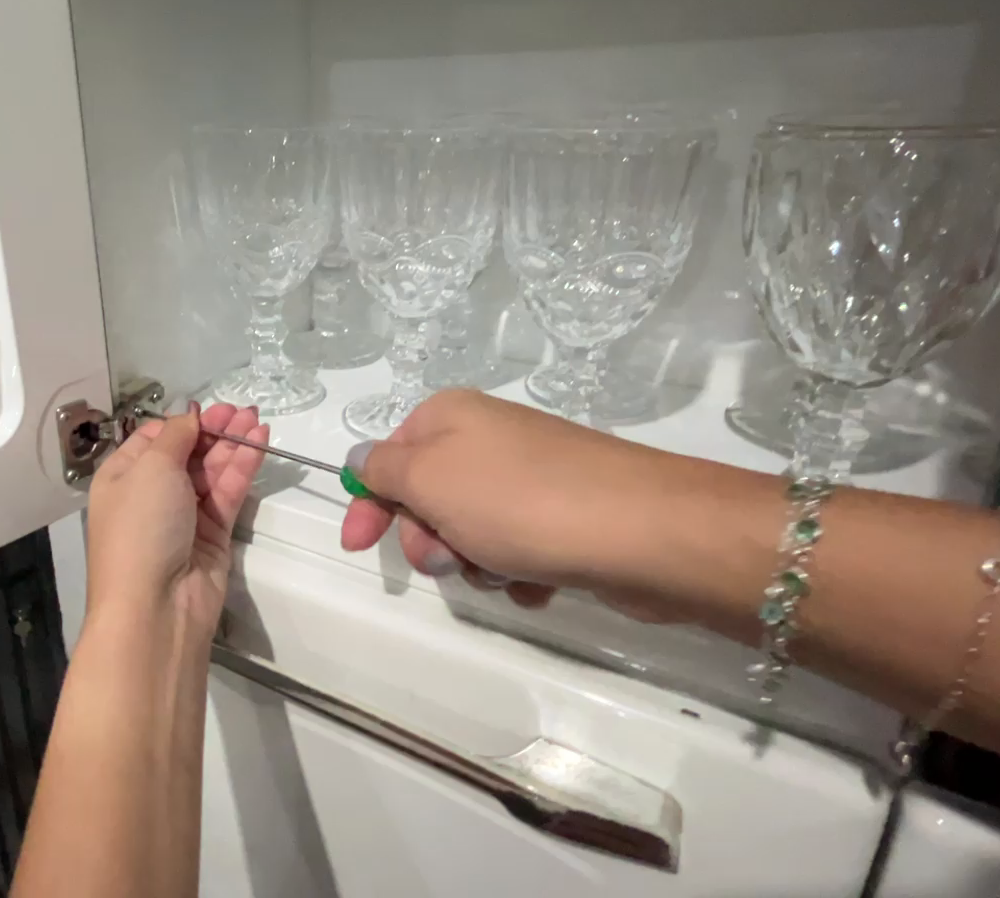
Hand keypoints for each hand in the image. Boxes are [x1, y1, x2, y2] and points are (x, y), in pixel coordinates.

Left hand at [86, 403, 267, 631]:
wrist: (156, 605)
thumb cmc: (141, 527)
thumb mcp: (151, 468)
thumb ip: (176, 436)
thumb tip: (190, 418)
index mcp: (122, 477)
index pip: (154, 439)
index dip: (183, 422)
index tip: (209, 411)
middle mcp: (151, 494)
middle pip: (187, 452)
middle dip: (214, 429)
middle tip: (242, 411)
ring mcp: (184, 515)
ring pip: (212, 470)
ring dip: (233, 443)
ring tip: (257, 420)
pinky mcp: (213, 533)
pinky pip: (228, 492)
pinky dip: (243, 467)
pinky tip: (260, 442)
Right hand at [339, 389, 771, 620]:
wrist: (642, 531)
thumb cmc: (517, 501)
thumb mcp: (428, 479)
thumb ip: (380, 469)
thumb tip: (358, 458)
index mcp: (449, 418)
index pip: (386, 459)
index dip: (369, 504)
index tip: (358, 548)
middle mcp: (487, 439)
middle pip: (426, 500)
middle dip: (429, 539)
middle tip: (451, 557)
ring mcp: (528, 477)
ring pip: (468, 532)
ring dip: (474, 561)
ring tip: (506, 569)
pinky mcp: (563, 516)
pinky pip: (514, 550)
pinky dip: (516, 571)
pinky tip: (538, 581)